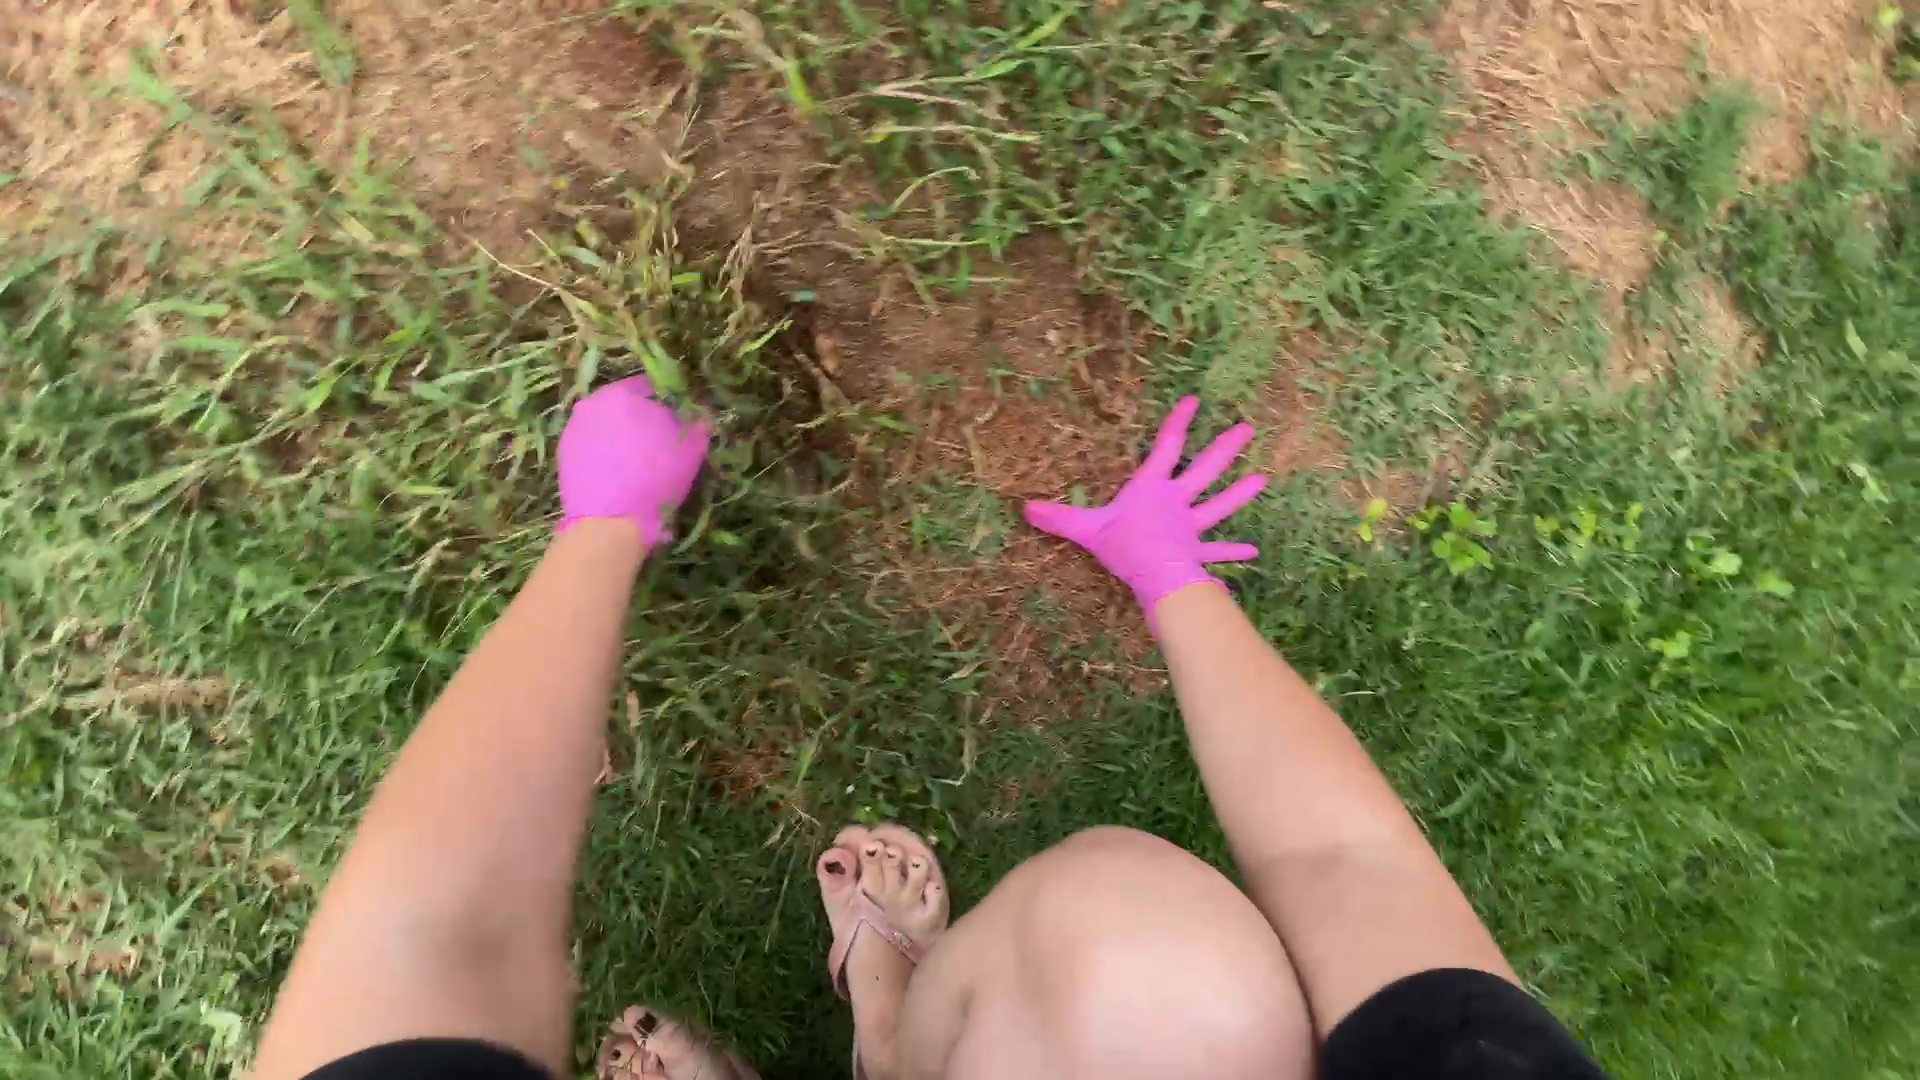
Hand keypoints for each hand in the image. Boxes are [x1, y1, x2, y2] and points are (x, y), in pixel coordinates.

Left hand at [557, 376, 710, 548]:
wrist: (610, 521)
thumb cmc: (656, 477)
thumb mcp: (691, 451)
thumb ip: (699, 426)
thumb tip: (703, 416)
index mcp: (623, 393)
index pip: (652, 387)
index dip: (670, 405)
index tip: (680, 425)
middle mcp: (592, 403)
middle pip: (626, 406)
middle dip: (644, 421)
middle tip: (662, 446)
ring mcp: (574, 429)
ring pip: (608, 427)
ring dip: (624, 438)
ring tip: (641, 465)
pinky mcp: (564, 455)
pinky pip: (593, 447)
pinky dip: (607, 456)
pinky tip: (621, 477)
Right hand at [1023, 396, 1266, 616]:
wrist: (1157, 579)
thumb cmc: (1125, 547)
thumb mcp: (1087, 529)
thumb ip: (1059, 518)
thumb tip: (1026, 508)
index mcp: (1151, 488)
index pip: (1167, 447)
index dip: (1180, 423)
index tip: (1195, 400)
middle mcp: (1177, 502)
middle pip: (1204, 470)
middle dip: (1224, 449)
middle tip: (1246, 430)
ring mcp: (1191, 528)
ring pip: (1219, 506)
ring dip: (1239, 494)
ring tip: (1262, 480)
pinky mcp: (1196, 553)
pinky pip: (1216, 552)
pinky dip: (1232, 552)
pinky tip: (1252, 551)